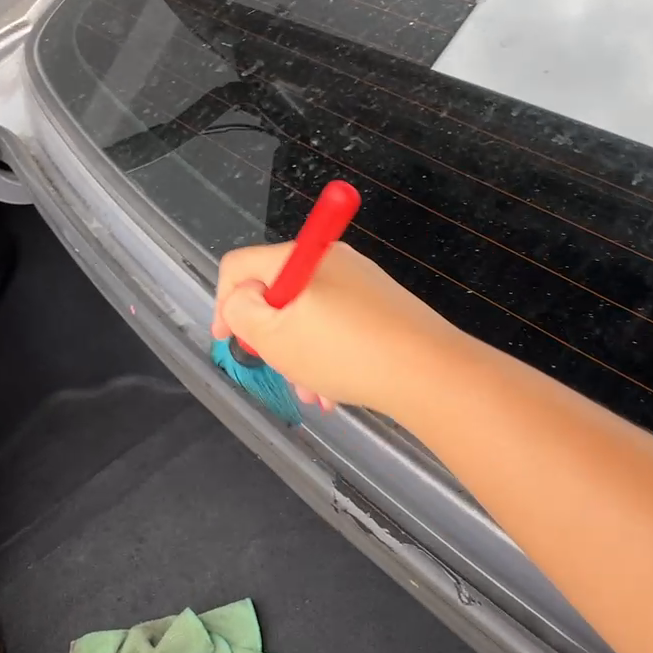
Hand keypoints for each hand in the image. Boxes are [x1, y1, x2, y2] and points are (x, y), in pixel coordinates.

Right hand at [211, 241, 466, 413]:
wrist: (428, 372)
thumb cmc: (343, 352)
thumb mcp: (274, 337)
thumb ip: (243, 313)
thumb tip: (242, 299)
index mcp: (300, 258)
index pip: (240, 265)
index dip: (224, 302)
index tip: (227, 341)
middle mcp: (330, 259)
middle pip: (277, 291)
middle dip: (268, 336)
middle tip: (275, 370)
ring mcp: (360, 281)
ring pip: (309, 315)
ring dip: (299, 354)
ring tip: (311, 394)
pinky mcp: (382, 305)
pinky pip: (338, 325)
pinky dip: (328, 354)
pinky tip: (334, 390)